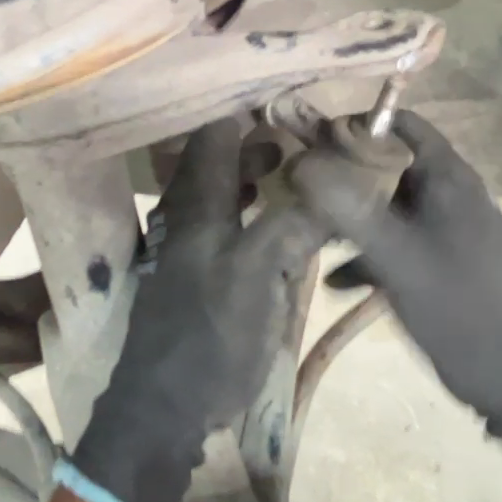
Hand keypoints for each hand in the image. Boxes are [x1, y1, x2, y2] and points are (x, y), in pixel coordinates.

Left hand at [66, 119, 326, 501]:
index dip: (250, 109)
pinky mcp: (198, 266)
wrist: (165, 404)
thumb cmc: (210, 332)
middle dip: (261, 141)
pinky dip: (252, 205)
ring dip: (257, 174)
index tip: (290, 98)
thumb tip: (336, 187)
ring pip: (224, 187)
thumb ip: (294, 224)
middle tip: (304, 139)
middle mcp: (188, 208)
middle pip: (220, 155)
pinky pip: (226, 217)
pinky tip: (278, 218)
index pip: (217, 131)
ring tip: (296, 173)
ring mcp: (190, 238)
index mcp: (196, 199)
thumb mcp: (258, 274)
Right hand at [293, 111, 501, 501]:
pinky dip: (370, 252)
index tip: (311, 143)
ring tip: (309, 233)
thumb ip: (348, 208)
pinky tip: (336, 280)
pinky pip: (401, 242)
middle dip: (344, 174)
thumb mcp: (397, 257)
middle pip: (390, 164)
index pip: (400, 124)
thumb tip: (301, 163)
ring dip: (352, 216)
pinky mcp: (447, 262)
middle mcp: (452, 193)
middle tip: (301, 188)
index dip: (355, 125)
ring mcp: (451, 229)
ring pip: (391, 205)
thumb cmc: (460, 307)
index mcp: (449, 177)